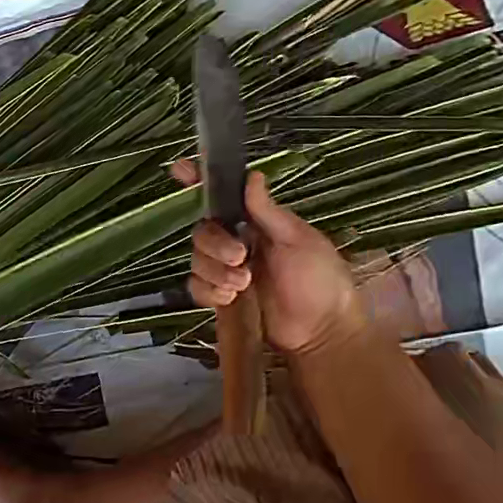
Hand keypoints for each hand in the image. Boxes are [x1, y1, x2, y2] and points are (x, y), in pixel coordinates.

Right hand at [173, 162, 364, 357]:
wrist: (322, 332)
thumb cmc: (320, 280)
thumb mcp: (298, 240)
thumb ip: (267, 211)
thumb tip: (252, 174)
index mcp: (255, 222)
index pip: (221, 196)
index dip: (197, 182)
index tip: (181, 170)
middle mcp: (236, 241)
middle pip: (203, 231)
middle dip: (216, 244)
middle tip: (240, 257)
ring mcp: (227, 270)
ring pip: (197, 259)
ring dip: (216, 271)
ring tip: (243, 284)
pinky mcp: (221, 296)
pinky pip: (197, 286)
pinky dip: (209, 290)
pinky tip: (229, 298)